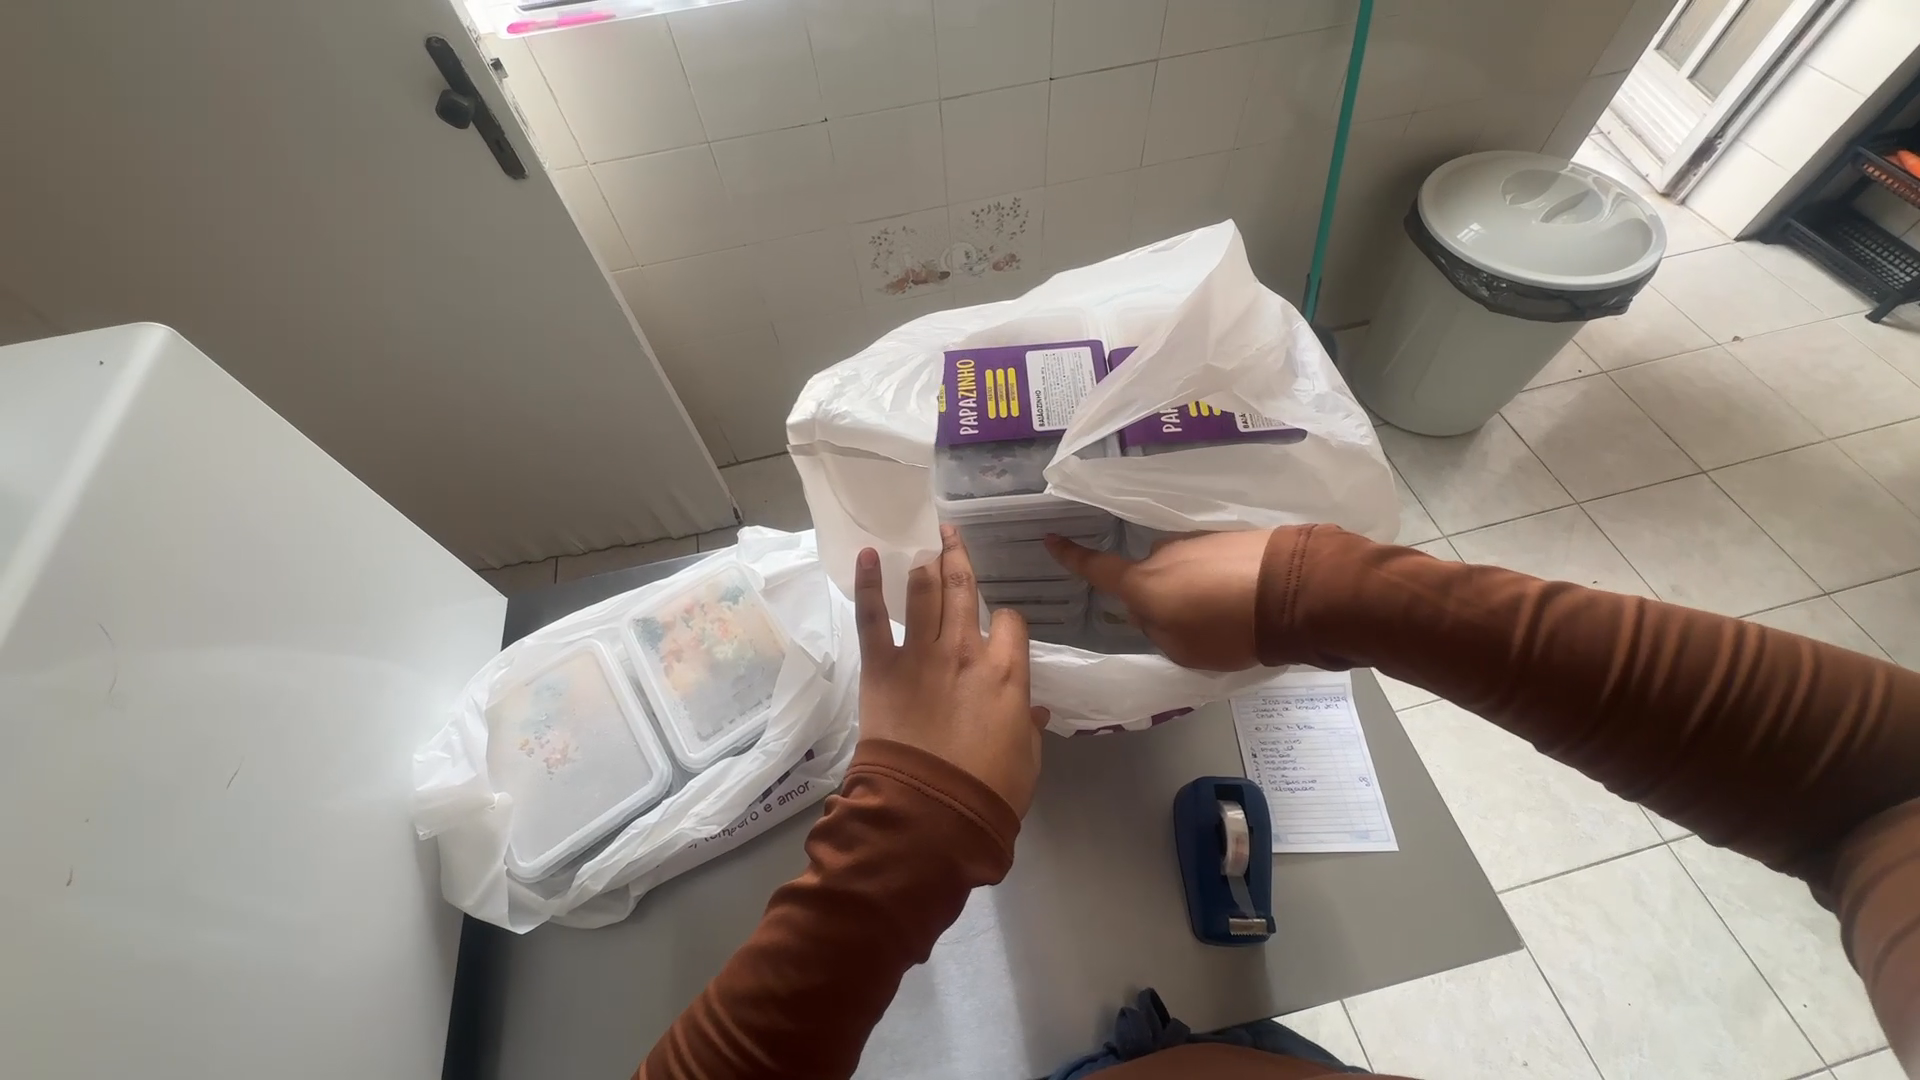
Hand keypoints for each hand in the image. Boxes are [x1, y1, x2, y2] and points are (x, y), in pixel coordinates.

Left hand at [853, 525, 1050, 816]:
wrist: (928, 812)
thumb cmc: (987, 792)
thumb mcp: (1027, 761)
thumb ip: (1029, 727)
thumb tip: (1031, 711)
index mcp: (1007, 671)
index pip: (1011, 621)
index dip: (1006, 620)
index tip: (1000, 628)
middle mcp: (965, 649)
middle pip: (964, 588)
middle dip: (959, 557)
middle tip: (951, 536)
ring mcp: (921, 653)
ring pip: (924, 590)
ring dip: (925, 563)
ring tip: (925, 544)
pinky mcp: (882, 665)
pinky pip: (873, 616)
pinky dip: (868, 582)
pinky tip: (866, 554)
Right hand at [1044, 529, 1272, 671]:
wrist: (1296, 591)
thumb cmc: (1229, 630)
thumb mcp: (1183, 651)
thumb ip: (1158, 631)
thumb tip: (1154, 612)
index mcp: (1142, 583)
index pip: (1096, 569)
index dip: (1071, 557)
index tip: (1051, 539)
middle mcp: (1163, 554)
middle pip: (1149, 576)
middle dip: (1161, 596)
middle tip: (1192, 626)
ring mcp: (1198, 540)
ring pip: (1183, 569)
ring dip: (1196, 588)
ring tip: (1228, 616)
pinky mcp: (1230, 536)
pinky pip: (1213, 562)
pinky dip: (1221, 579)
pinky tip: (1245, 598)